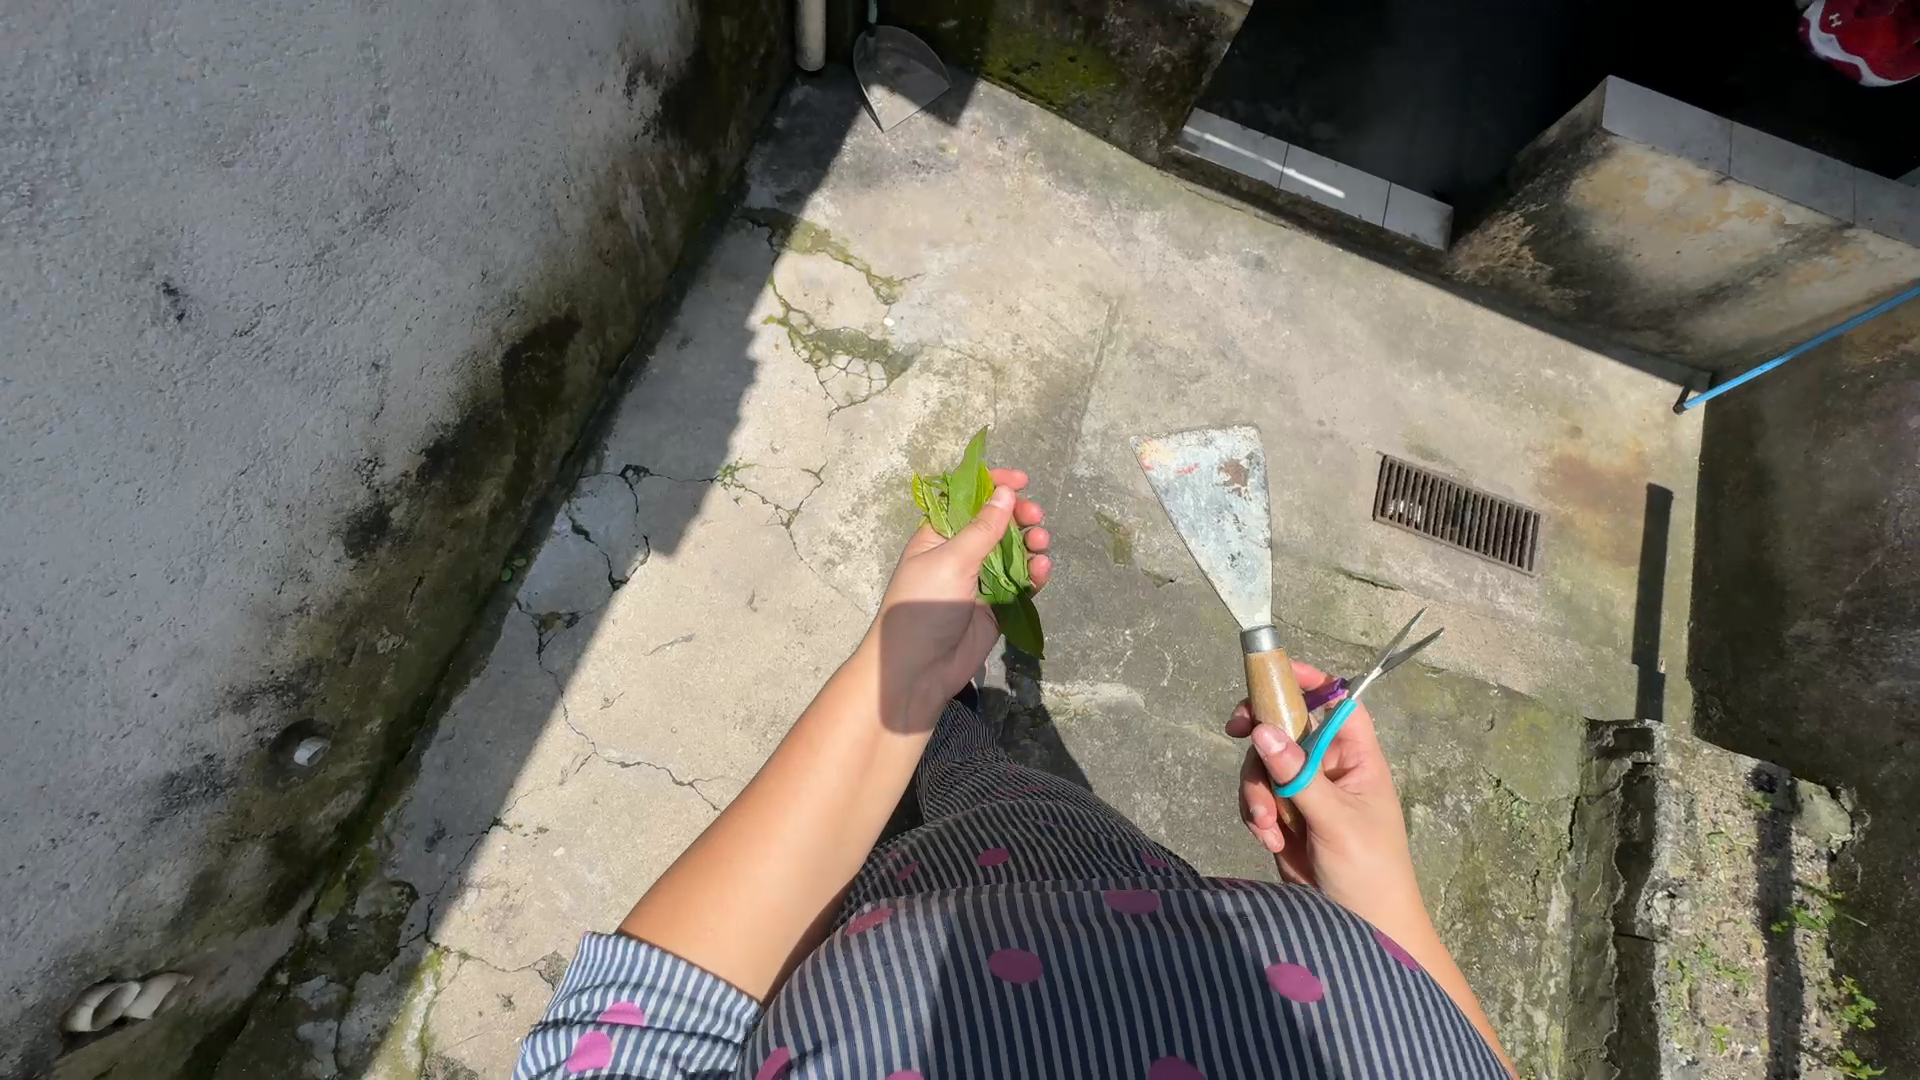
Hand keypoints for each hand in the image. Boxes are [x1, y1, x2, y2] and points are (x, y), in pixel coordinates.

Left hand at [865, 468, 1049, 721]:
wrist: (919, 670)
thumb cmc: (923, 607)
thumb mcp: (951, 561)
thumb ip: (982, 529)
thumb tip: (1005, 492)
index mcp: (938, 535)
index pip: (968, 500)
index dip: (993, 486)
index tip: (1022, 480)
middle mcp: (960, 554)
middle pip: (997, 524)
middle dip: (1019, 516)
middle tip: (1036, 518)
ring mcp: (980, 581)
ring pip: (1014, 553)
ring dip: (1031, 544)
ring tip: (1042, 544)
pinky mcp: (997, 607)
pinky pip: (1021, 583)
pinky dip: (1034, 574)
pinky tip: (1042, 571)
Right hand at [1227, 660, 1429, 941]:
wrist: (1364, 931)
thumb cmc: (1370, 872)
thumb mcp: (1335, 821)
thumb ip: (1297, 775)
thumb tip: (1261, 730)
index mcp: (1357, 759)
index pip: (1337, 704)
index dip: (1311, 681)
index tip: (1273, 673)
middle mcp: (1329, 767)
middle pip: (1285, 727)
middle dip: (1260, 736)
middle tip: (1235, 731)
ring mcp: (1303, 790)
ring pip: (1262, 763)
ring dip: (1256, 791)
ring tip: (1267, 825)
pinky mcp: (1283, 815)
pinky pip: (1255, 794)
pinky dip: (1255, 814)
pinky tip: (1269, 839)